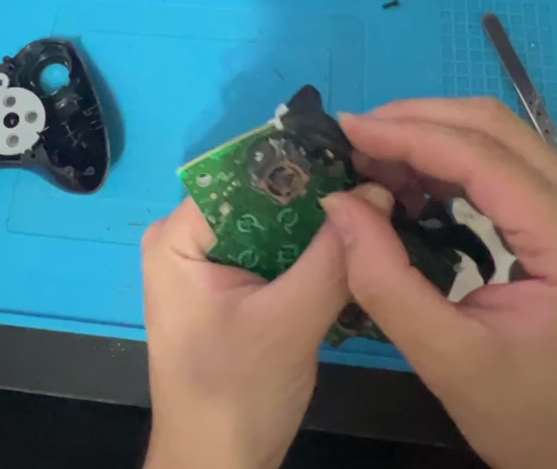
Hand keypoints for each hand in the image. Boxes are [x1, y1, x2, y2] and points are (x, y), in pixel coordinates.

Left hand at [141, 186, 390, 468]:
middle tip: (377, 186)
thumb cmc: (236, 396)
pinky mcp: (232, 286)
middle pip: (259, 197)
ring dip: (318, 224)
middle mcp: (189, 236)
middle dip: (315, 196)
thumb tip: (378, 190)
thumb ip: (332, 256)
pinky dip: (310, 252)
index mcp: (179, 234)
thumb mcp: (289, 323)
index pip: (242, 174)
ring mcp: (210, 262)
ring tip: (374, 209)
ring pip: (273, 223)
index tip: (358, 160)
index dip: (299, 166)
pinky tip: (352, 246)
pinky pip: (275, 251)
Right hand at [318, 98, 556, 468]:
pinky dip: (454, 160)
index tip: (347, 129)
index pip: (482, 157)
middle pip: (495, 128)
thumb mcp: (448, 361)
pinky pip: (507, 164)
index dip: (408, 134)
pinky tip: (415, 181)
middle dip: (418, 121)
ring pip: (501, 137)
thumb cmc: (531, 423)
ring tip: (376, 158)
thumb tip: (338, 202)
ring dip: (434, 135)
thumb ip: (385, 279)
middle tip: (355, 138)